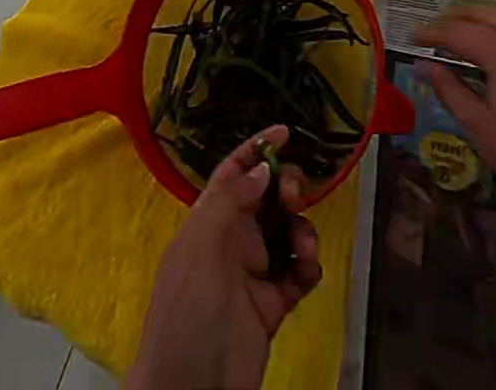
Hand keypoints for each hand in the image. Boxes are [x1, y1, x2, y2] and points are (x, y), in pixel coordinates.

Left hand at [127, 125, 322, 389]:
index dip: (255, 148)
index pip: (232, 172)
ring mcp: (250, 272)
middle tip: (295, 196)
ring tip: (303, 247)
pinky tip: (306, 272)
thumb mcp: (203, 247)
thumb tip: (262, 167)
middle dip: (285, 190)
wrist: (191, 386)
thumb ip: (232, 202)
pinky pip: (296, 273)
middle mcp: (229, 238)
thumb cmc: (189, 308)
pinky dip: (306, 267)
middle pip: (265, 199)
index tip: (285, 131)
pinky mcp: (271, 304)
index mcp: (206, 217)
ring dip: (301, 232)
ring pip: (285, 234)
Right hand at [415, 6, 495, 278]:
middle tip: (439, 34)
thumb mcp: (484, 132)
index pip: (457, 32)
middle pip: (489, 13)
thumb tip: (425, 66)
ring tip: (474, 32)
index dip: (431, 34)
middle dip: (459, 19)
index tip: (412, 39)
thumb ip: (451, 92)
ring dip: (491, 17)